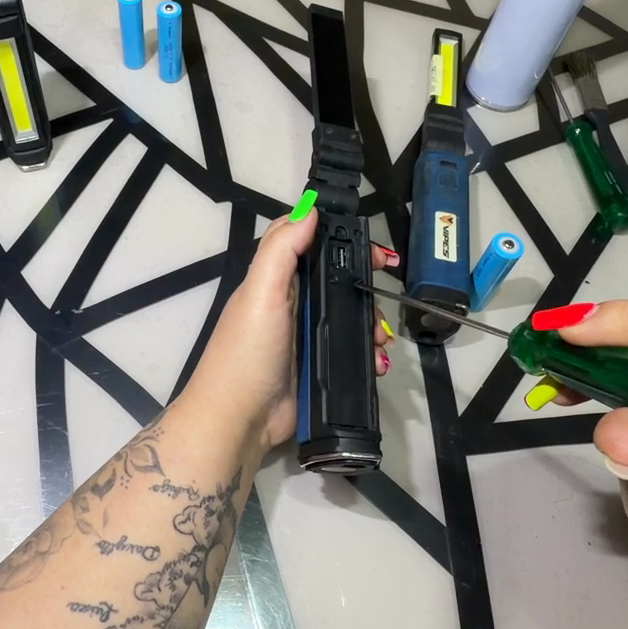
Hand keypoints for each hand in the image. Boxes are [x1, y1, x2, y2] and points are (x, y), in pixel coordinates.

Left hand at [188, 214, 396, 448]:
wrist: (240, 419)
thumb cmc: (247, 350)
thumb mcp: (261, 292)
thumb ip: (282, 250)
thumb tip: (309, 210)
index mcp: (275, 279)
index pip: (307, 242)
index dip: (338, 234)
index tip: (372, 243)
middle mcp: (291, 302)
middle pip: (337, 279)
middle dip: (365, 283)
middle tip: (387, 285)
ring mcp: (306, 335)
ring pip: (350, 315)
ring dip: (372, 321)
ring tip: (380, 337)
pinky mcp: (318, 365)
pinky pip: (351, 350)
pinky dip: (369, 353)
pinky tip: (377, 361)